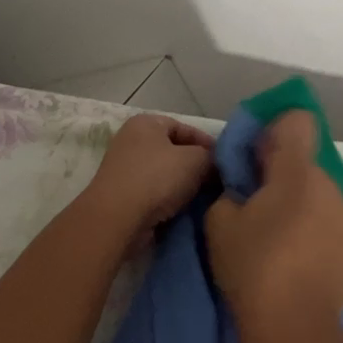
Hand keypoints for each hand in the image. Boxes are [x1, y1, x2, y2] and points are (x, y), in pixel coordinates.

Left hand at [83, 114, 216, 233]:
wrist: (117, 219)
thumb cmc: (156, 179)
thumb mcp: (195, 160)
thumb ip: (210, 157)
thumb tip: (216, 165)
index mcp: (145, 123)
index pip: (185, 128)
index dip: (207, 144)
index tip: (225, 164)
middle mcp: (131, 141)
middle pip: (174, 152)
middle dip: (196, 168)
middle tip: (218, 183)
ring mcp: (124, 170)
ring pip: (165, 175)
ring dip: (184, 187)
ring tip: (205, 199)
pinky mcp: (122, 196)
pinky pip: (154, 194)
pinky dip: (169, 202)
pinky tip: (186, 212)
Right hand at [204, 111, 342, 342]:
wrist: (294, 331)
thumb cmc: (252, 268)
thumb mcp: (219, 221)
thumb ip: (231, 189)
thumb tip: (242, 185)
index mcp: (297, 172)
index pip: (297, 122)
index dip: (275, 133)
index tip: (256, 160)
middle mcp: (331, 186)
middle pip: (306, 165)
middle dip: (284, 178)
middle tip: (258, 211)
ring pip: (321, 197)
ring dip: (303, 208)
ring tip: (282, 244)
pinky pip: (334, 225)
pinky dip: (319, 234)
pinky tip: (303, 264)